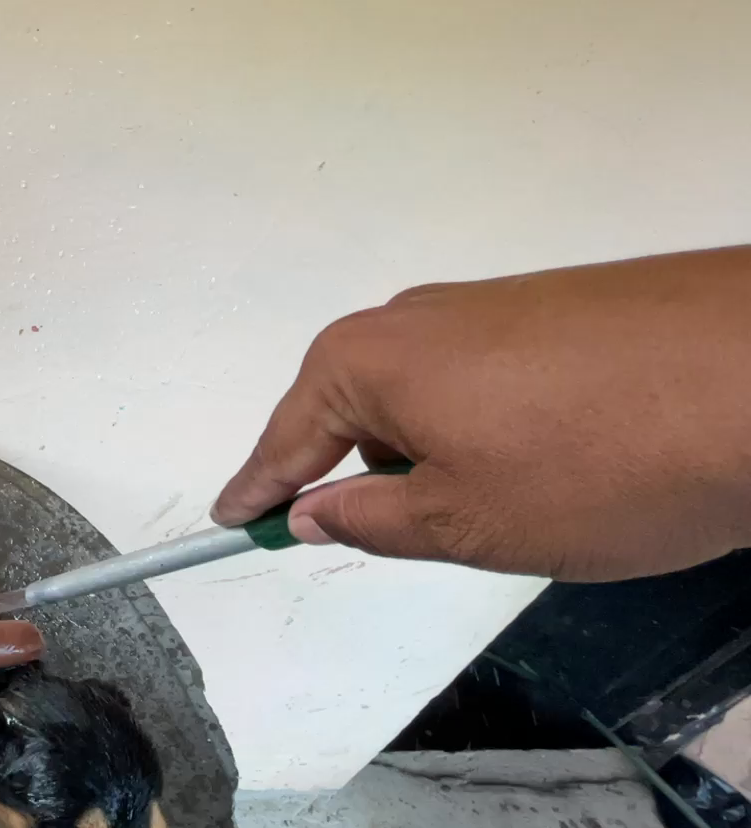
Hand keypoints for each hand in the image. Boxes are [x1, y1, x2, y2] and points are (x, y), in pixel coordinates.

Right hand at [212, 246, 750, 580]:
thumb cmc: (602, 461)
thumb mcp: (466, 524)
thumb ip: (367, 523)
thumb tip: (311, 514)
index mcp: (359, 365)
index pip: (283, 444)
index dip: (255, 491)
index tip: (226, 519)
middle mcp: (402, 322)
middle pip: (350, 416)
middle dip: (373, 474)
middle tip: (432, 525)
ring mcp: (479, 305)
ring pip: (419, 398)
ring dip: (442, 449)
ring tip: (531, 486)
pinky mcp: (550, 302)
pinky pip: (479, 375)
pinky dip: (494, 420)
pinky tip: (567, 444)